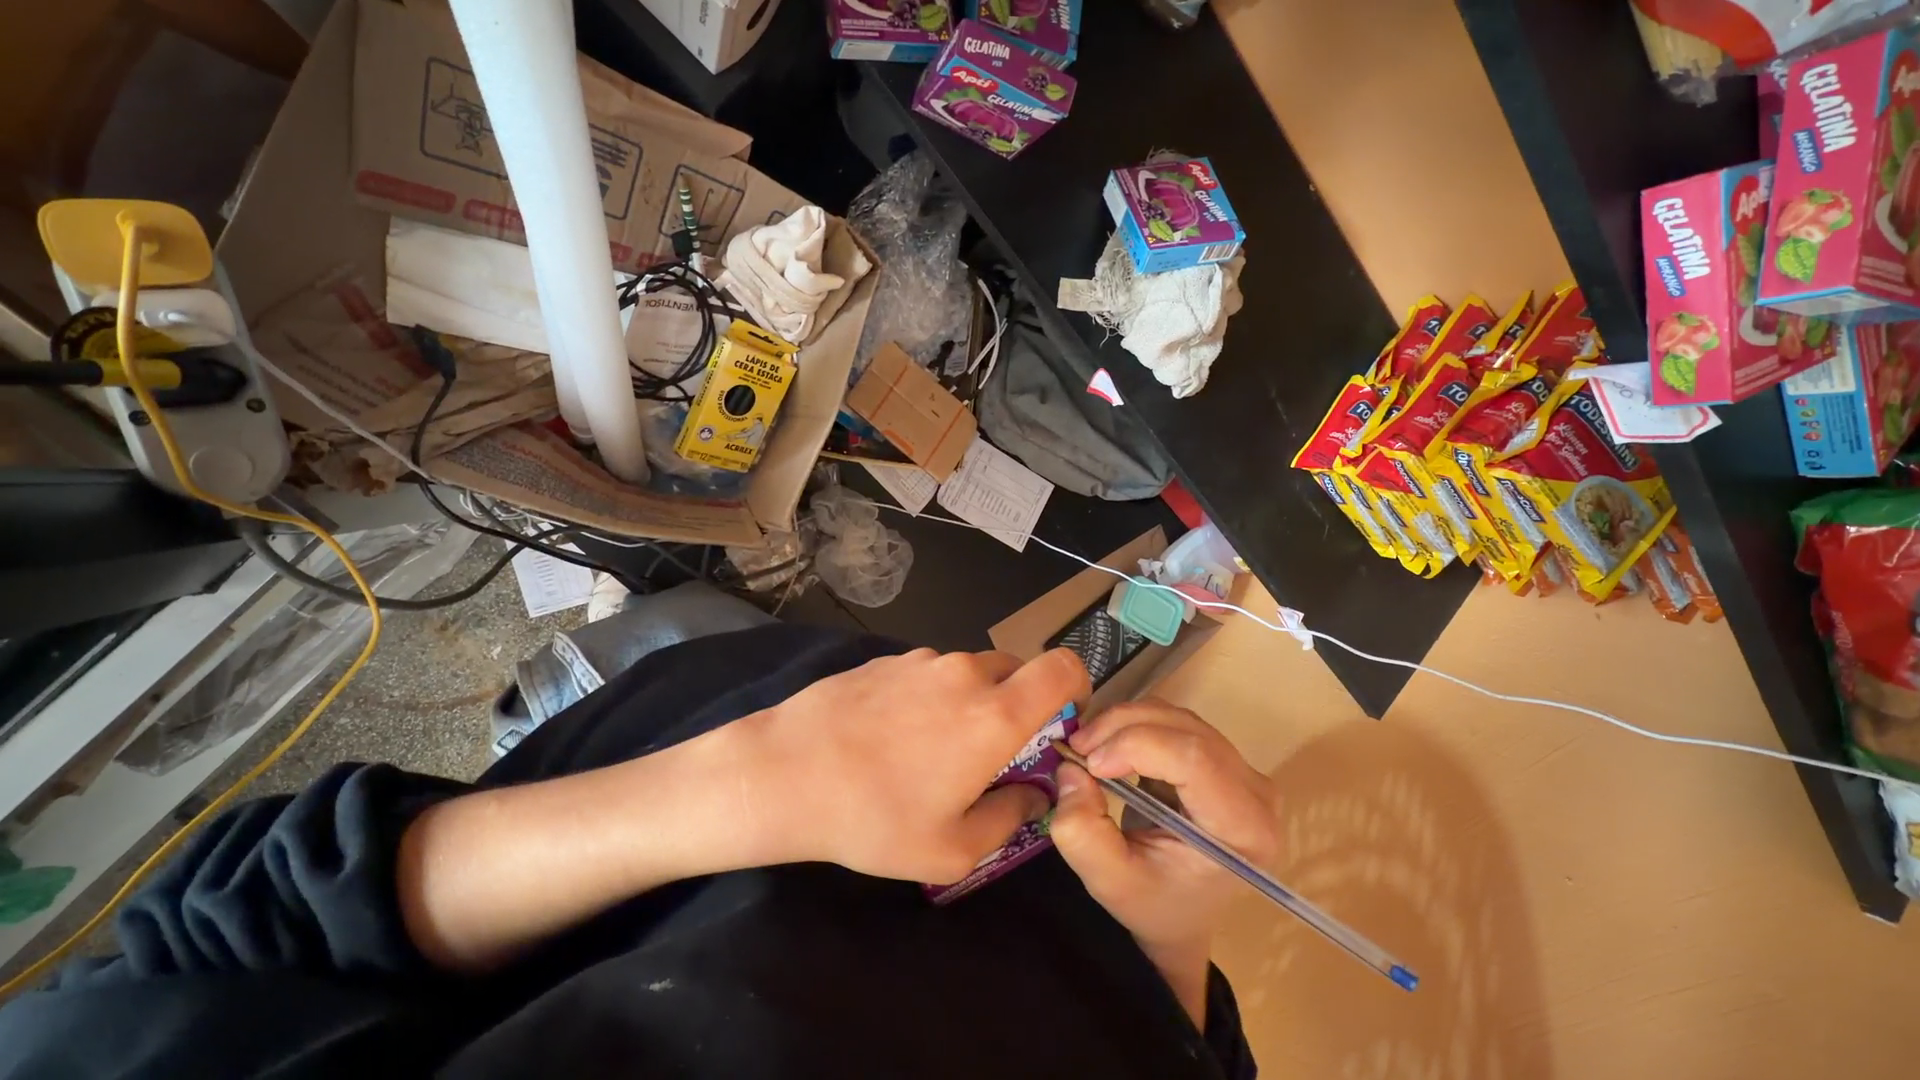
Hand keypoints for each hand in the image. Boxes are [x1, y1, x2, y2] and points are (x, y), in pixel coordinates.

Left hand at [726, 647, 1088, 883]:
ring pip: (968, 673)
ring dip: (969, 703)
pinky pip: (927, 674)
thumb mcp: (953, 847)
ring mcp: (920, 661)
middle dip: (1019, 707)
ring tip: (929, 753)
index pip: (1064, 667)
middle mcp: (964, 673)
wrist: (783, 774)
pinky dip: (928, 698)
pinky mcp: (883, 660)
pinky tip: (890, 739)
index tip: (1062, 723)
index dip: (1076, 688)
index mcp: (995, 713)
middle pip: (1017, 672)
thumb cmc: (875, 818)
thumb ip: (1010, 818)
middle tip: (992, 753)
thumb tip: (1032, 794)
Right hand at [1048, 702, 1278, 1022]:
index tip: (1088, 763)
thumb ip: (1081, 831)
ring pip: (1177, 717)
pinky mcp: (1221, 758)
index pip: (1195, 758)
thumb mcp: (1108, 881)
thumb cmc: (1153, 905)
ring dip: (1124, 723)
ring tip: (1087, 749)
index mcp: (1243, 830)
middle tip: (1075, 749)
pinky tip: (1109, 748)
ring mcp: (1242, 770)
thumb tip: (1071, 769)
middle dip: (1121, 728)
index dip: (1135, 746)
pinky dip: (1135, 725)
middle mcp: (1255, 792)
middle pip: (1185, 730)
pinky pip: (1174, 723)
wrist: (1181, 915)